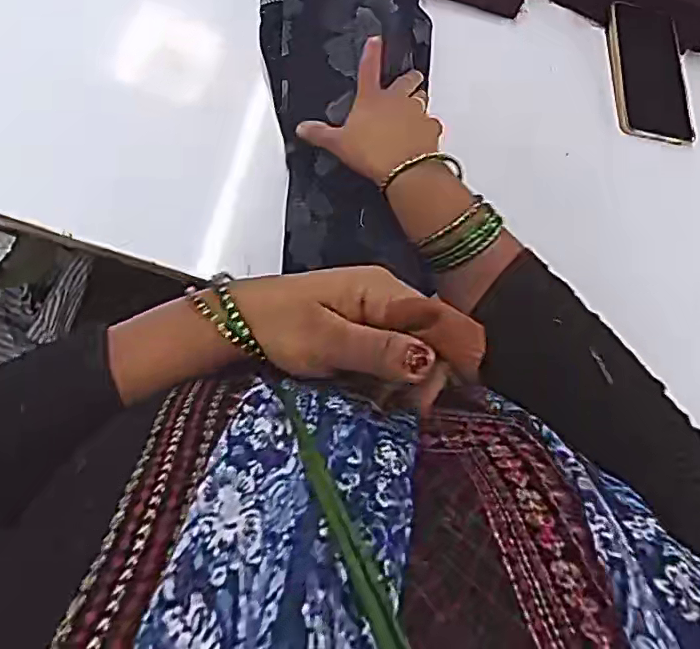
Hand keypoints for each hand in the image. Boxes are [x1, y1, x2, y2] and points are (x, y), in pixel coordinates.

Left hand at [227, 266, 478, 413]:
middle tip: (404, 409)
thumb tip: (430, 360)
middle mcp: (388, 295)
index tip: (450, 395)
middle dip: (428, 375)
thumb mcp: (327, 342)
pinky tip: (375, 393)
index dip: (458, 356)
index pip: (442, 318)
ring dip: (408, 379)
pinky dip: (391, 376)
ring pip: (417, 346)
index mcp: (384, 290)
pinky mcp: (366, 326)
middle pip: (435, 335)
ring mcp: (378, 309)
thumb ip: (379, 350)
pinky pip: (396, 350)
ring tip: (383, 403)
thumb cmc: (279, 325)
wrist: (242, 320)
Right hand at [295, 36, 442, 182]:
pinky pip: (432, 123)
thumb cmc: (373, 152)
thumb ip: (320, 133)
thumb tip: (304, 129)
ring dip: (419, 100)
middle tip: (409, 79)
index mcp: (372, 98)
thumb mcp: (338, 143)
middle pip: (408, 79)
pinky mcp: (431, 128)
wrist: (405, 170)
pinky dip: (428, 126)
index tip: (376, 40)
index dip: (372, 52)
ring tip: (414, 108)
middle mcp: (398, 100)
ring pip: (422, 97)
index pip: (369, 68)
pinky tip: (423, 133)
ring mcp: (417, 112)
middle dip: (409, 78)